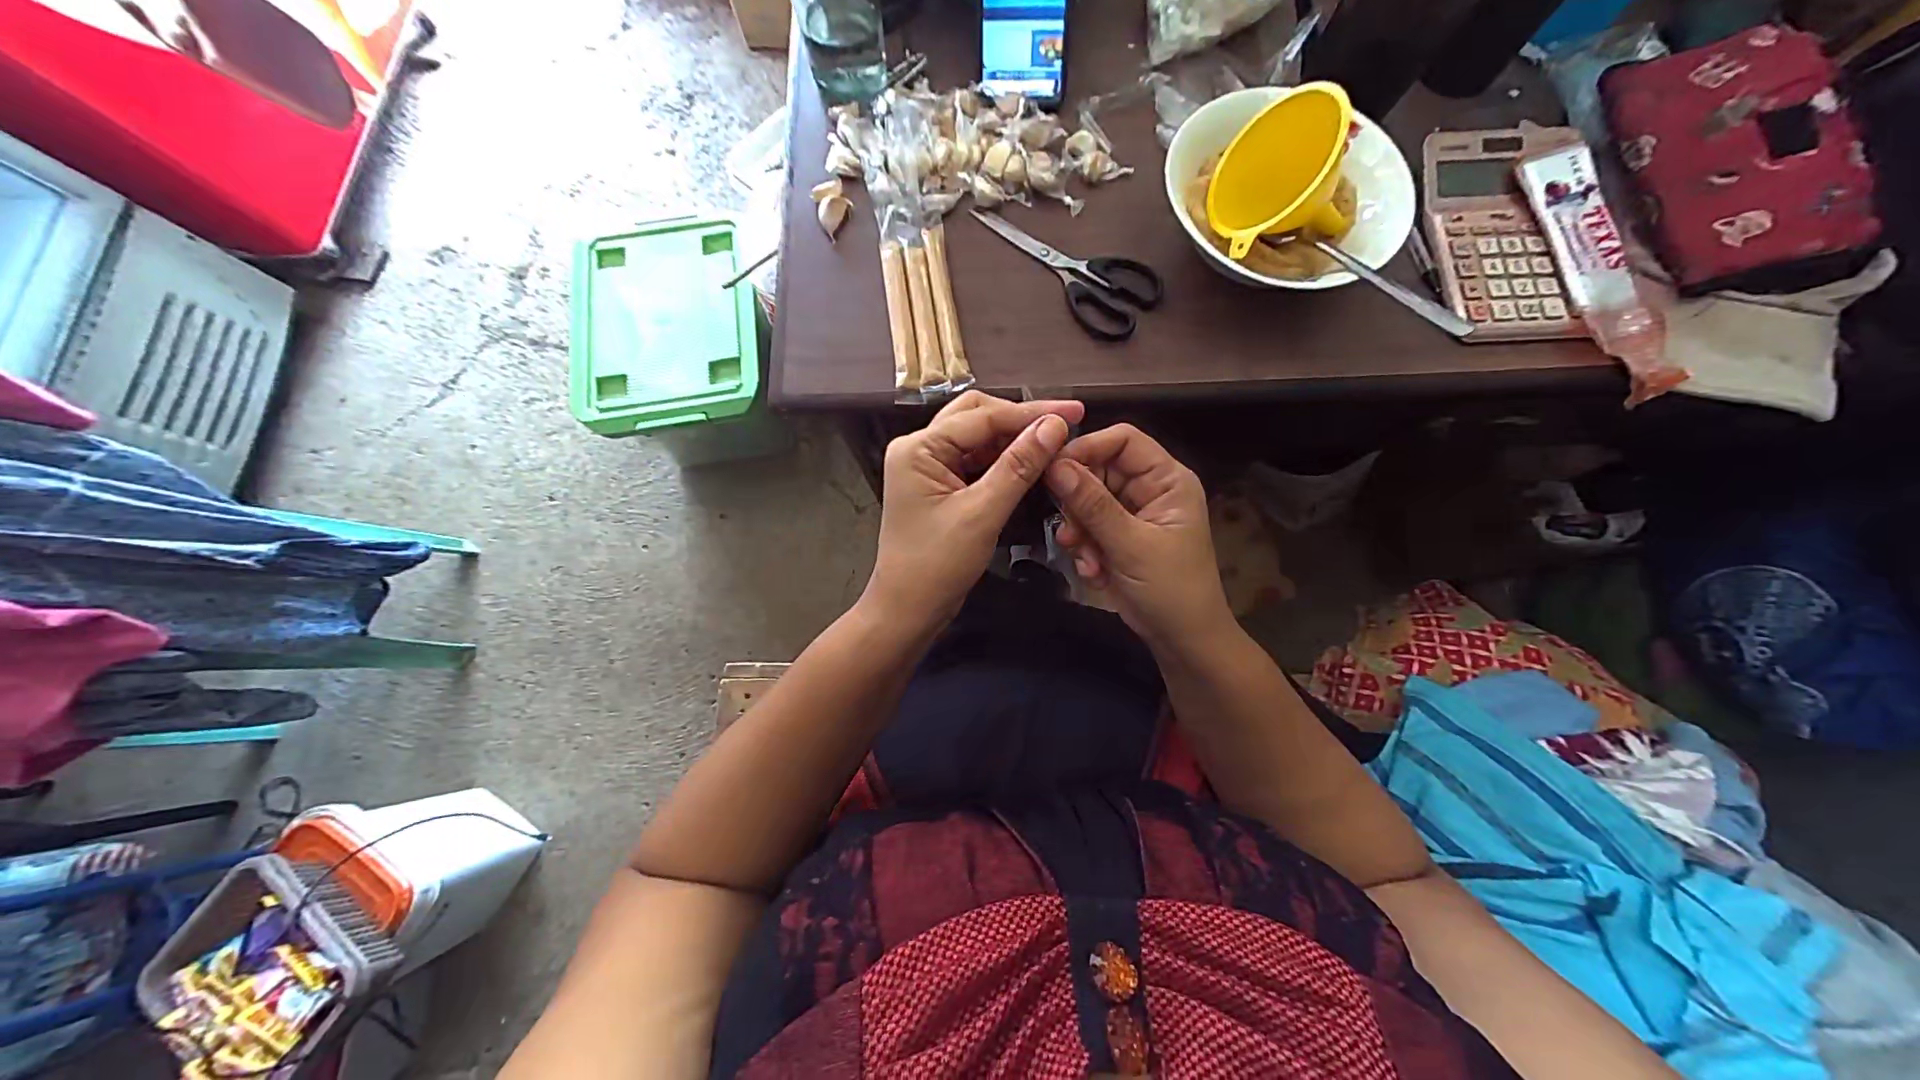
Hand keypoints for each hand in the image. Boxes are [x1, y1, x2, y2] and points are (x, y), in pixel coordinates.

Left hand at [863, 391, 1083, 633]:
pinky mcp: (940, 486)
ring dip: (1014, 438)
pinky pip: (976, 460)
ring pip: (978, 437)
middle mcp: (919, 450)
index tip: (1073, 411)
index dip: (1031, 413)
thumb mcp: (982, 514)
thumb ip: (1019, 466)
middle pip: (977, 416)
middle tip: (1066, 420)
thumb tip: (1053, 427)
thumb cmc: (935, 567)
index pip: (982, 417)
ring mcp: (928, 468)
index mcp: (918, 449)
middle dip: (1021, 418)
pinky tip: (1031, 460)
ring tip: (1055, 440)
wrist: (908, 611)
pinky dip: (1004, 459)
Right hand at [1044, 423, 1233, 648]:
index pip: (1123, 440)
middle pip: (1099, 470)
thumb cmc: (1171, 590)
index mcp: (1167, 480)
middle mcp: (1150, 490)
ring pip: (1087, 501)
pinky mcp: (1119, 538)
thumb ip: (1091, 504)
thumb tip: (1055, 466)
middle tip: (1070, 531)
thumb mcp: (1129, 545)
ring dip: (1080, 530)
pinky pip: (1089, 527)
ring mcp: (1133, 514)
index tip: (1054, 470)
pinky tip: (1093, 571)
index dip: (1087, 448)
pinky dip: (1085, 548)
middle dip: (1079, 502)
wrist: (1184, 641)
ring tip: (1086, 559)